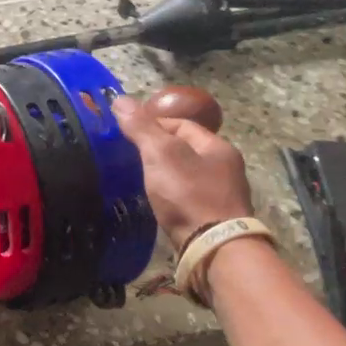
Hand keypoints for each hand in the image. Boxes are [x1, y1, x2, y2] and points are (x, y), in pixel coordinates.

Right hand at [111, 94, 252, 250]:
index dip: (152, 124)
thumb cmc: (188, 194)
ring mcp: (222, 193)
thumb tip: (119, 99)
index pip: (181, 124)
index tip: (126, 133)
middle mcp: (225, 167)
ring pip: (187, 173)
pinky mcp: (214, 216)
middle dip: (157, 149)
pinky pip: (188, 195)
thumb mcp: (161, 154)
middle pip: (185, 148)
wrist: (214, 246)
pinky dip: (170, 193)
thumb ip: (141, 127)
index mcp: (217, 147)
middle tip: (128, 156)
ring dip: (164, 172)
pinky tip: (155, 200)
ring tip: (137, 178)